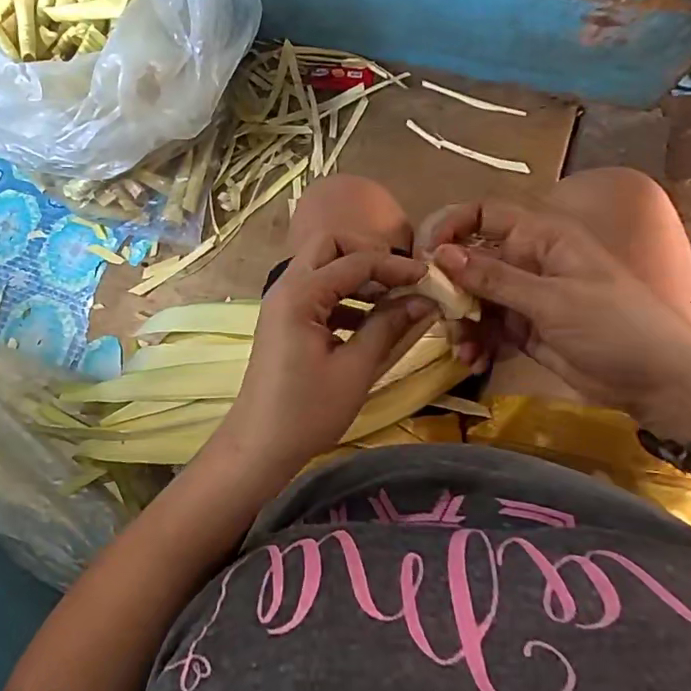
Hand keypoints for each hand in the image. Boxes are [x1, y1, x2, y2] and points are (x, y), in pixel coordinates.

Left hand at [212, 237, 435, 471]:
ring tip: (394, 303)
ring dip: (357, 277)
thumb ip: (389, 327)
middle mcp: (285, 289)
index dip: (395, 266)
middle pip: (328, 246)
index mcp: (299, 294)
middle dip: (368, 256)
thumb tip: (424, 300)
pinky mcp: (284, 322)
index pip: (354, 260)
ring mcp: (281, 305)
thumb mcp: (356, 369)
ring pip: (321, 268)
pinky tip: (370, 323)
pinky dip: (344, 298)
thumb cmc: (307, 411)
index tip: (430, 279)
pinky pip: (316, 294)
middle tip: (401, 281)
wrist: (260, 443)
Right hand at [421, 201, 690, 439]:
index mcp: (542, 238)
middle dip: (449, 287)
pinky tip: (474, 361)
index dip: (451, 226)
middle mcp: (528, 262)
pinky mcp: (522, 329)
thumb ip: (493, 278)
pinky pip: (484, 328)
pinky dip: (474, 343)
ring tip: (462, 347)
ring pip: (472, 298)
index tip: (425, 255)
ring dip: (459, 322)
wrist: (661, 383)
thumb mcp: (552, 300)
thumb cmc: (616, 327)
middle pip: (469, 260)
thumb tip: (439, 254)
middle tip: (436, 313)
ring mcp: (524, 297)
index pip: (485, 215)